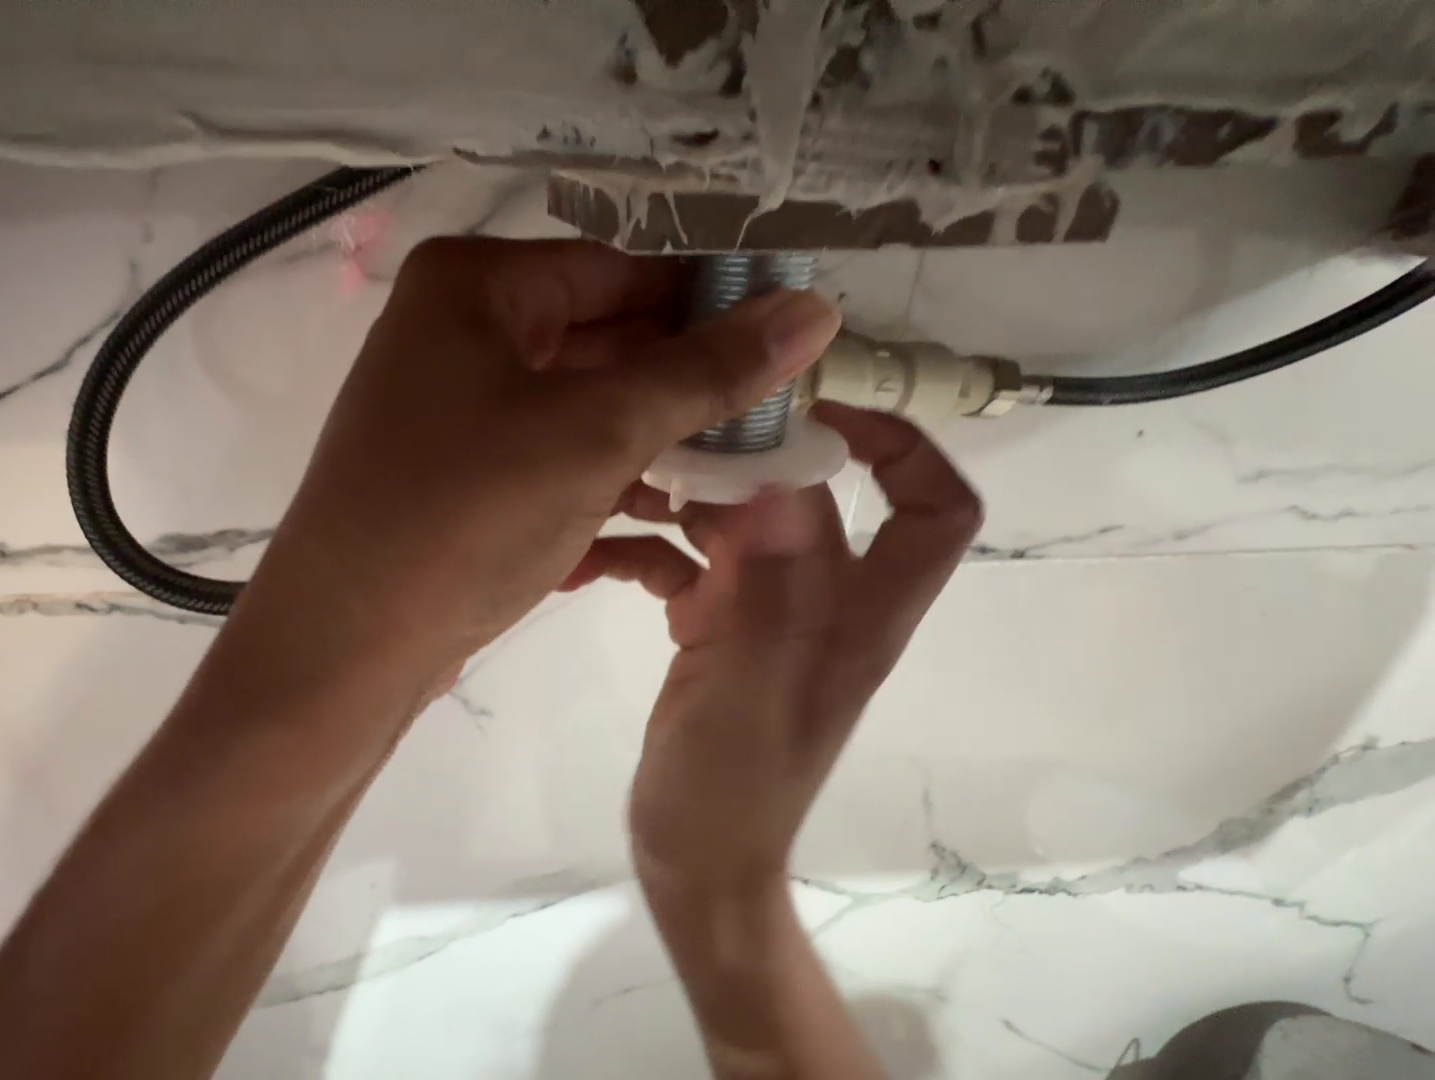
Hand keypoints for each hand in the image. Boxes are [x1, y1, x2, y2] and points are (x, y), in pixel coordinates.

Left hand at [241, 237, 842, 691]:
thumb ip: (705, 371)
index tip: (798, 347)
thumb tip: (813, 307)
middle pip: (604, 343)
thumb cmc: (465, 516)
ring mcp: (456, 411)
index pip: (624, 274)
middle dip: (687, 390)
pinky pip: (551, 460)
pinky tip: (668, 524)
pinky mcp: (462, 479)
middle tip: (780, 426)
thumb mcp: (597, 434)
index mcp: (476, 288)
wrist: (344, 647)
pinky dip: (605, 486)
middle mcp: (459, 335)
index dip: (714, 309)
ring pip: (582, 410)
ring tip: (742, 482)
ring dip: (655, 446)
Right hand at [562, 404, 980, 890]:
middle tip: (674, 438)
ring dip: (678, 501)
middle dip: (747, 461)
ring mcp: (761, 614)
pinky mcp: (711, 628)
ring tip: (613, 489)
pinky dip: (638, 552)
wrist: (693, 858)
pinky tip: (587, 560)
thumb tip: (784, 485)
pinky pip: (681, 564)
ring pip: (734, 524)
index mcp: (856, 612)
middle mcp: (819, 601)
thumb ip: (768, 595)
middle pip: (807, 498)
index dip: (900, 447)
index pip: (930, 510)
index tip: (814, 413)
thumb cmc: (730, 790)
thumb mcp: (747, 692)